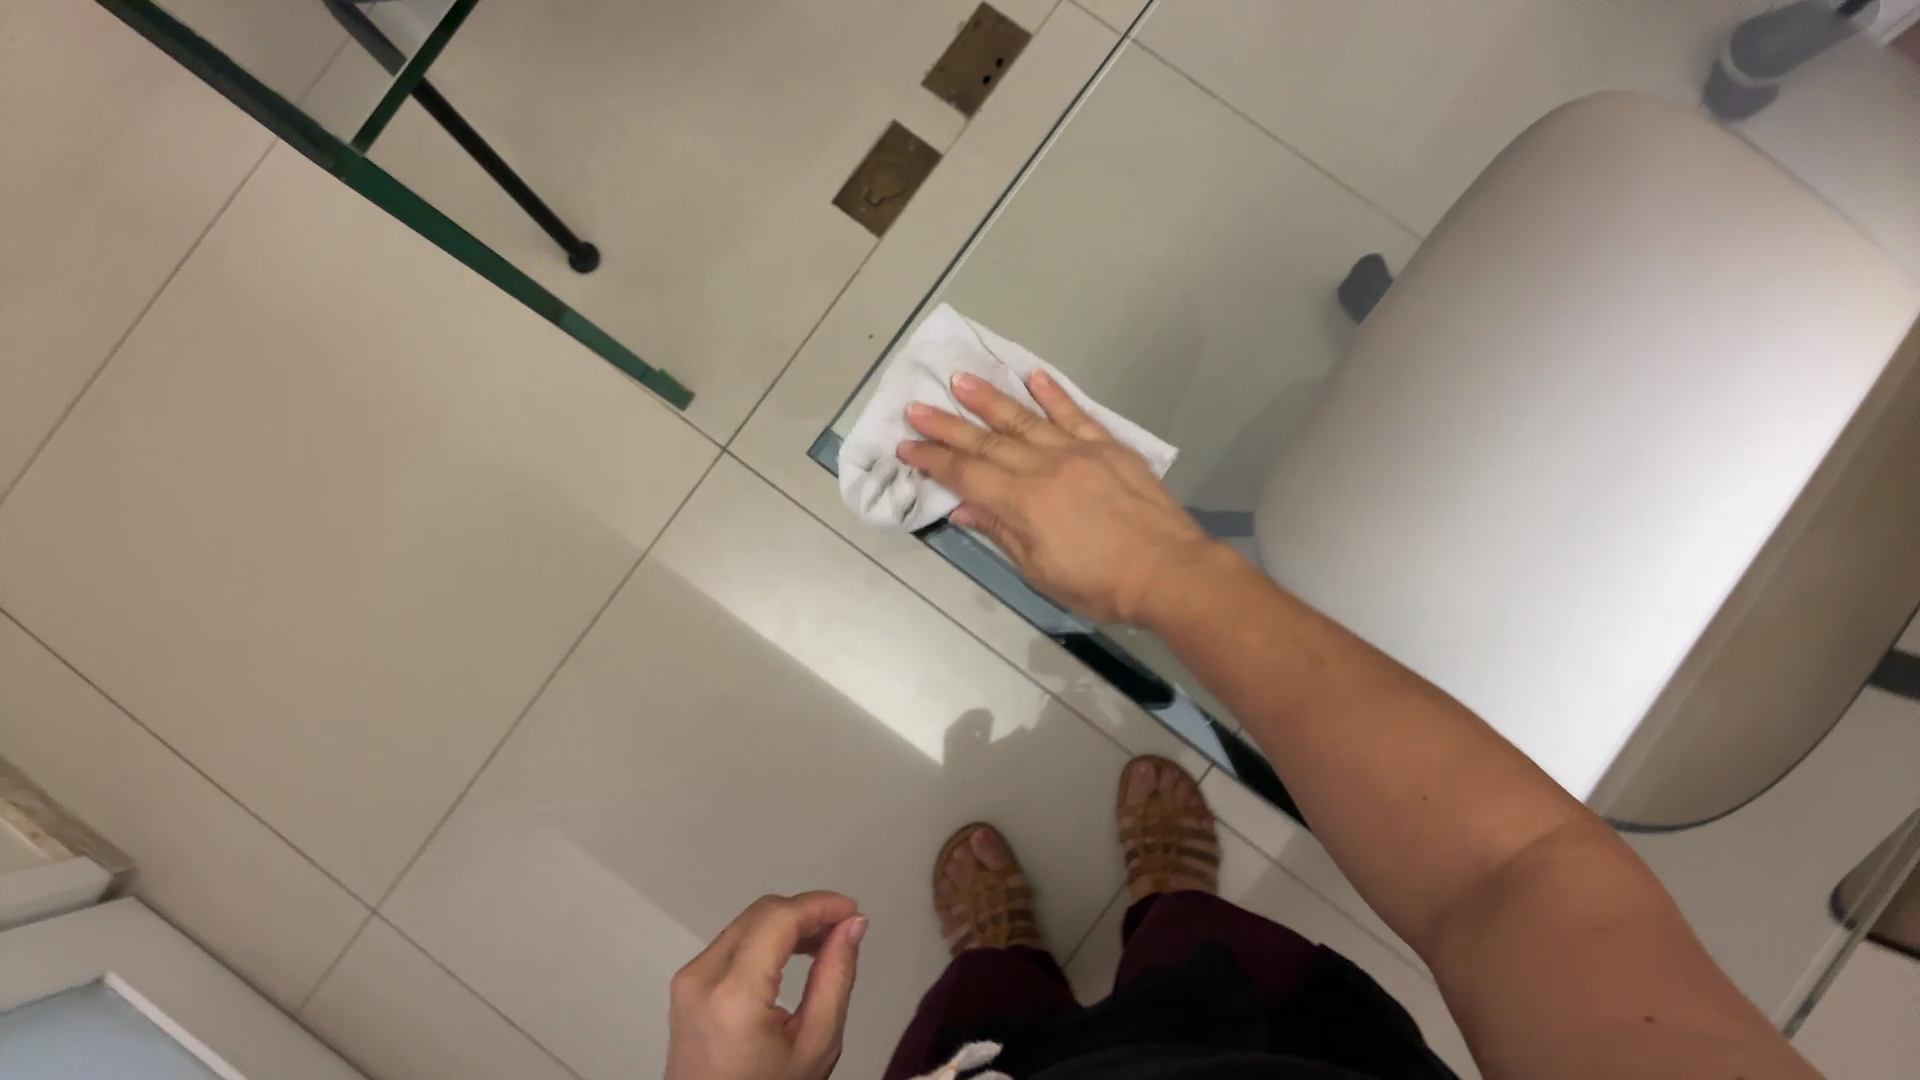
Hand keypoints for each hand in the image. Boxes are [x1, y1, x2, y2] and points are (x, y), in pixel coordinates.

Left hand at [666, 893, 866, 1079]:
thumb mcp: (816, 1046)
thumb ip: (836, 977)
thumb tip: (854, 922)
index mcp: (734, 995)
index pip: (780, 918)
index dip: (820, 904)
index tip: (853, 911)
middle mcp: (702, 975)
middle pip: (763, 913)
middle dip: (806, 911)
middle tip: (842, 930)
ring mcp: (688, 979)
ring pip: (747, 922)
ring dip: (787, 922)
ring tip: (823, 943)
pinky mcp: (685, 986)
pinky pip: (733, 941)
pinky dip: (766, 938)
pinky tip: (790, 956)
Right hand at [900, 371, 1220, 624]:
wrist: (1168, 572)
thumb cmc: (1099, 584)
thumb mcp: (1040, 571)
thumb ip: (1002, 533)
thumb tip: (964, 509)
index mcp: (1022, 502)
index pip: (966, 474)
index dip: (933, 460)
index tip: (906, 446)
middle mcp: (1044, 467)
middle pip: (987, 441)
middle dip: (947, 425)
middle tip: (916, 407)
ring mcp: (1078, 452)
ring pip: (1025, 418)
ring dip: (990, 399)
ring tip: (961, 380)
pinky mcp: (1108, 447)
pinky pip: (1075, 414)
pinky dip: (1054, 394)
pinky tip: (1034, 377)